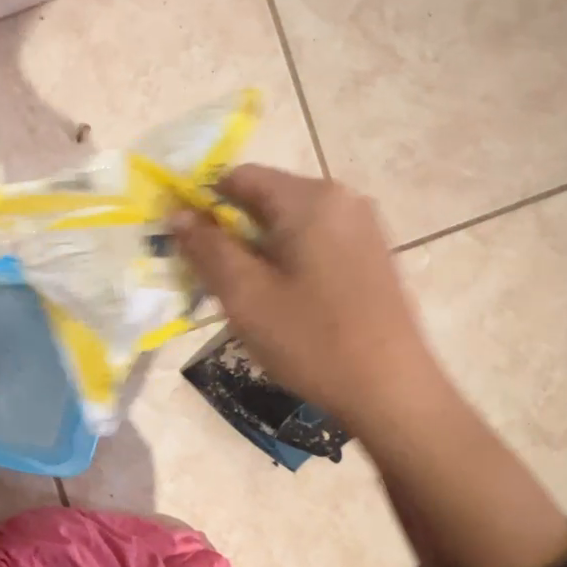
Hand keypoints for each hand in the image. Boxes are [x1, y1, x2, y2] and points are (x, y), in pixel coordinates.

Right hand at [170, 165, 443, 430]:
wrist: (389, 389)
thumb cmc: (311, 340)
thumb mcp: (245, 295)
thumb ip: (207, 248)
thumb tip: (176, 214)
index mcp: (309, 199)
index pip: (238, 177)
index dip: (200, 205)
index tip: (182, 247)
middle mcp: (340, 198)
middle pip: (263, 199)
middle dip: (227, 232)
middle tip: (210, 282)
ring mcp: (360, 226)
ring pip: (285, 224)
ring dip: (253, 251)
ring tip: (243, 298)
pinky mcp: (368, 254)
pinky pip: (311, 242)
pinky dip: (283, 261)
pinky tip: (278, 303)